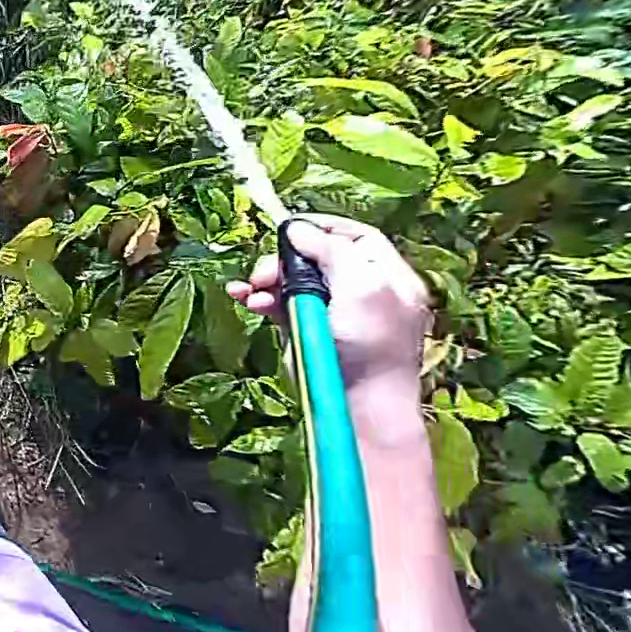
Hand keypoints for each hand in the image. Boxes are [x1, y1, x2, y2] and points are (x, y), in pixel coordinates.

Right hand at [226, 216, 429, 437]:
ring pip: (291, 278)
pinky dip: (260, 298)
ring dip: (266, 279)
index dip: (324, 227)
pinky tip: (246, 299)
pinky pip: (278, 302)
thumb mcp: (361, 289)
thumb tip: (297, 229)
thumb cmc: (369, 345)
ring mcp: (330, 309)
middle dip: (285, 258)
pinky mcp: (305, 326)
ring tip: (250, 289)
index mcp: (385, 276)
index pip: (355, 237)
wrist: (356, 404)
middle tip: (264, 271)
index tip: (291, 228)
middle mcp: (358, 289)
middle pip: (315, 256)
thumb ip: (331, 252)